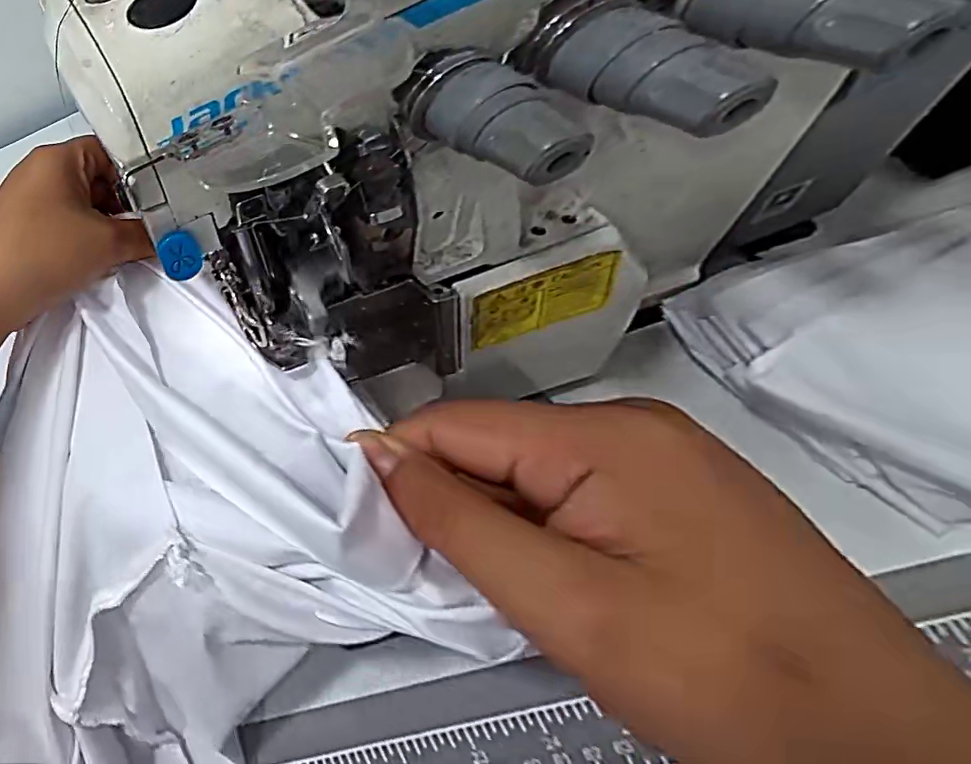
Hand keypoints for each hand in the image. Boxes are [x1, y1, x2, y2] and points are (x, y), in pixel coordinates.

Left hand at [0, 136, 154, 331]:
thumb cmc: (36, 256)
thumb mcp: (105, 243)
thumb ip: (145, 235)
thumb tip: (169, 237)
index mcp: (56, 158)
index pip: (112, 151)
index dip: (141, 175)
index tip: (164, 200)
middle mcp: (38, 172)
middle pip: (97, 179)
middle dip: (124, 207)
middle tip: (149, 232)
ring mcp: (26, 200)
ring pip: (80, 205)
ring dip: (103, 227)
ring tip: (120, 251)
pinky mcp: (20, 227)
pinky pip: (62, 224)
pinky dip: (81, 239)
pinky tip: (93, 261)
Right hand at [350, 399, 970, 763]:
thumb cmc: (739, 689)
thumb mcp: (568, 607)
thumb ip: (455, 521)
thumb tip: (376, 457)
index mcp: (605, 438)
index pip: (451, 426)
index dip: (401, 470)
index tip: (380, 526)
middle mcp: (631, 428)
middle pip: (488, 447)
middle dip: (456, 505)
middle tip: (464, 578)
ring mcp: (660, 458)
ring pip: (523, 472)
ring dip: (498, 523)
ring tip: (523, 590)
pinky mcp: (675, 492)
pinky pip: (567, 491)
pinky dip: (540, 531)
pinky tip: (562, 581)